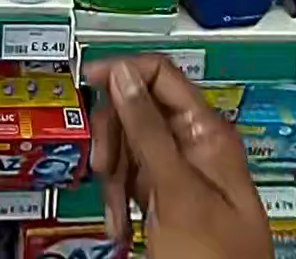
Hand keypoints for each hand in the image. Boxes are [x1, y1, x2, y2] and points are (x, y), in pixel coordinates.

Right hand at [82, 54, 271, 258]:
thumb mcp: (176, 192)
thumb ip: (147, 128)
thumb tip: (121, 72)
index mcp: (205, 131)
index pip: (160, 73)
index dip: (124, 71)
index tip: (89, 80)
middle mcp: (191, 143)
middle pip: (137, 106)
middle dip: (114, 134)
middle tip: (103, 166)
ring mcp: (175, 171)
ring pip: (128, 141)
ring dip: (111, 172)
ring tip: (114, 211)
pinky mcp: (160, 197)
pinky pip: (128, 175)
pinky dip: (116, 196)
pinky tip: (118, 225)